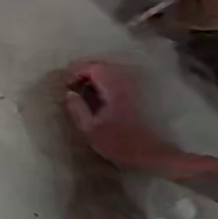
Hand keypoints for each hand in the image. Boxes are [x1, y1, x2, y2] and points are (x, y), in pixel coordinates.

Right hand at [63, 59, 185, 170]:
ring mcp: (134, 85)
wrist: (152, 153)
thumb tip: (69, 93)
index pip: (92, 68)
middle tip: (70, 83)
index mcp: (114, 87)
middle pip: (102, 65)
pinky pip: (118, 78)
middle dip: (84, 71)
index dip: (75, 71)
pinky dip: (105, 80)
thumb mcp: (91, 130)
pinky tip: (98, 92)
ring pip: (111, 70)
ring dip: (95, 75)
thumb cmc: (120, 143)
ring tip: (82, 86)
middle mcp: (126, 81)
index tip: (65, 83)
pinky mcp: (139, 92)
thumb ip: (77, 109)